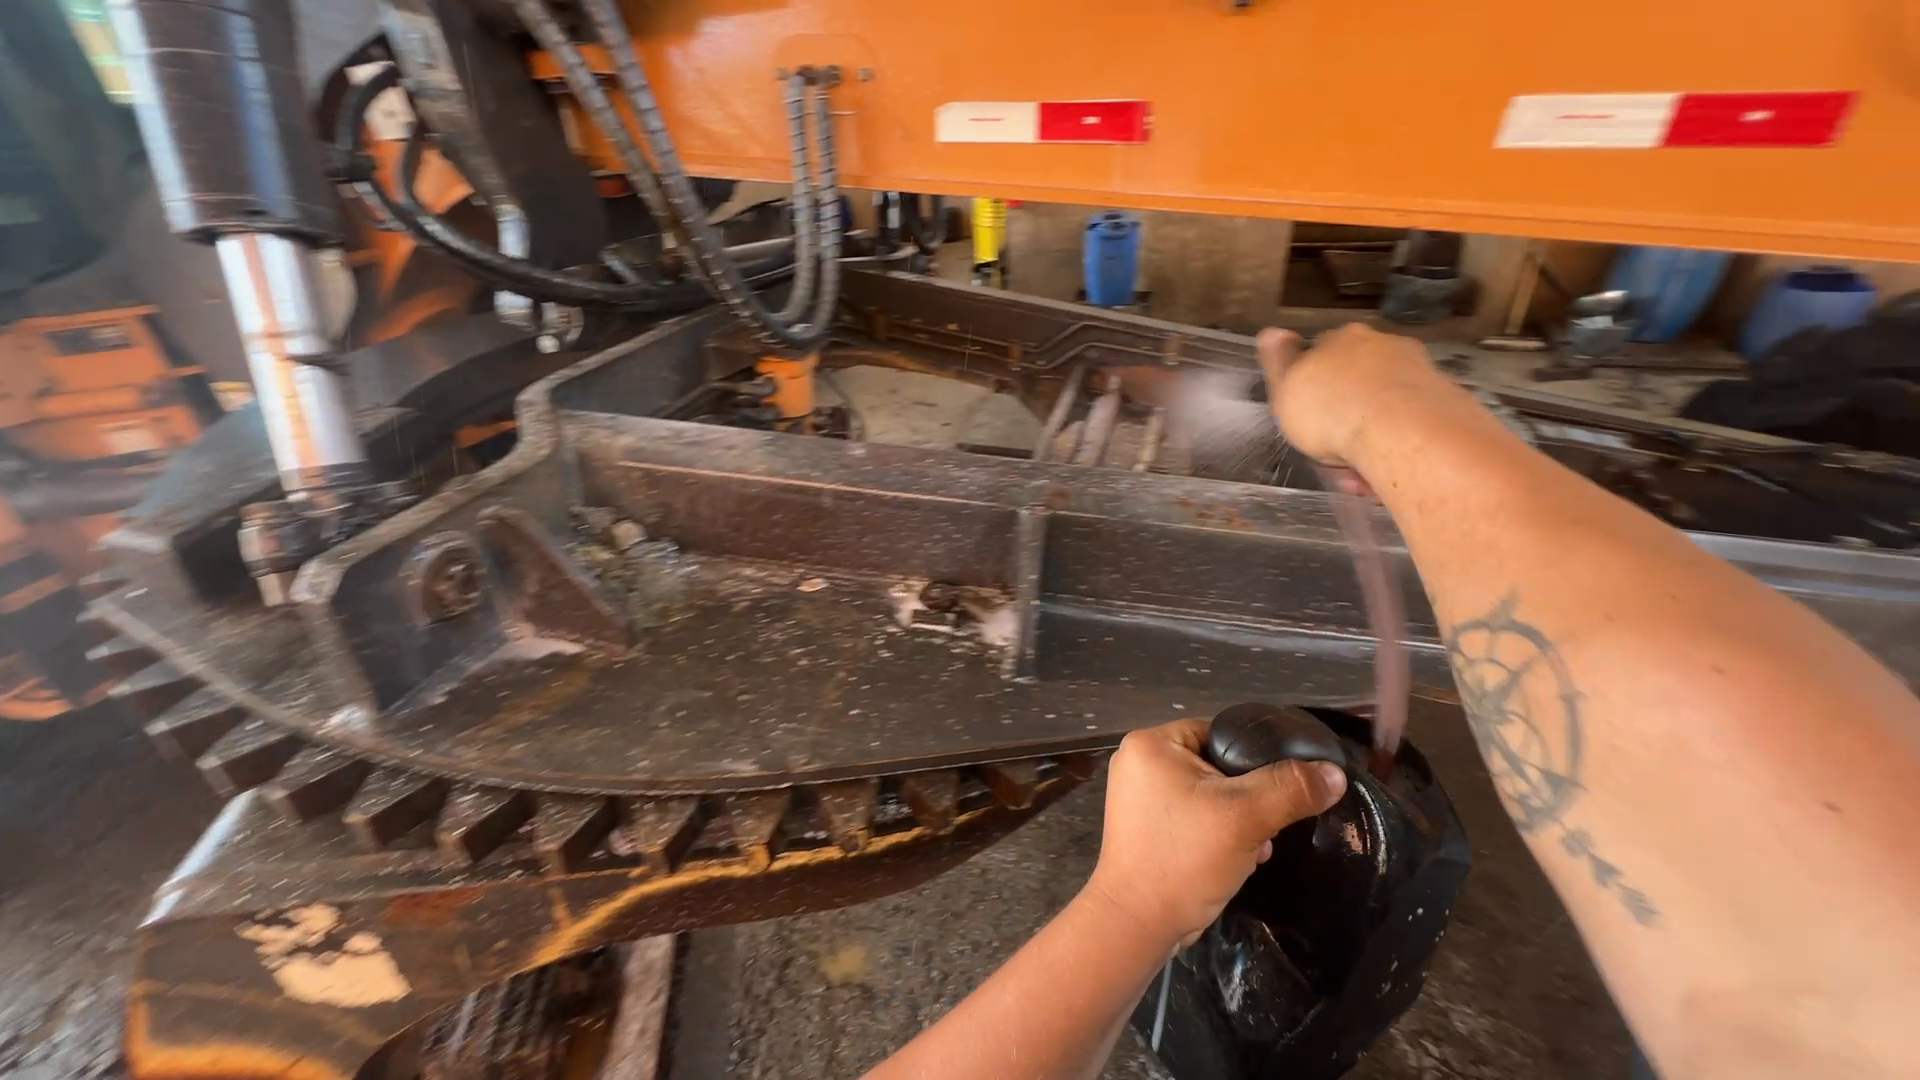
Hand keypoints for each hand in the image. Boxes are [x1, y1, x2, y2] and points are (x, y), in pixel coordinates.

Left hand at [1084, 719, 1346, 949]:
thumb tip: (1333, 773)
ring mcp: (1137, 797)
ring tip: (1257, 846)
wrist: (1138, 923)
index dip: (1253, 756)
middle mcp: (1137, 762)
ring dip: (1236, 819)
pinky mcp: (1144, 827)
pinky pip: (1192, 817)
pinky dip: (1216, 833)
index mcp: (1150, 744)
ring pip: (1206, 795)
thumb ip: (1291, 789)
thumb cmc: (1184, 858)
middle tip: (1267, 825)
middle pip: (1214, 765)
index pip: (1217, 732)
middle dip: (1247, 797)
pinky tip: (1239, 858)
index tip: (1281, 786)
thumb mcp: (1246, 817)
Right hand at [1257, 324, 1443, 471]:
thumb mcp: (1285, 388)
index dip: (1311, 386)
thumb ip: (1278, 360)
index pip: (1321, 353)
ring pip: (1382, 409)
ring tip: (1355, 477)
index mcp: (1342, 339)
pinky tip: (1381, 474)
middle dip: (1342, 417)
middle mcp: (1384, 346)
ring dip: (1366, 440)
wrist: (1403, 432)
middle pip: (1356, 383)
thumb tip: (1272, 332)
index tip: (1305, 416)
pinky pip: (1408, 427)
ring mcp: (1418, 372)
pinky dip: (1393, 447)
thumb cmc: (1331, 410)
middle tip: (1330, 455)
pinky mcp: (1445, 401)